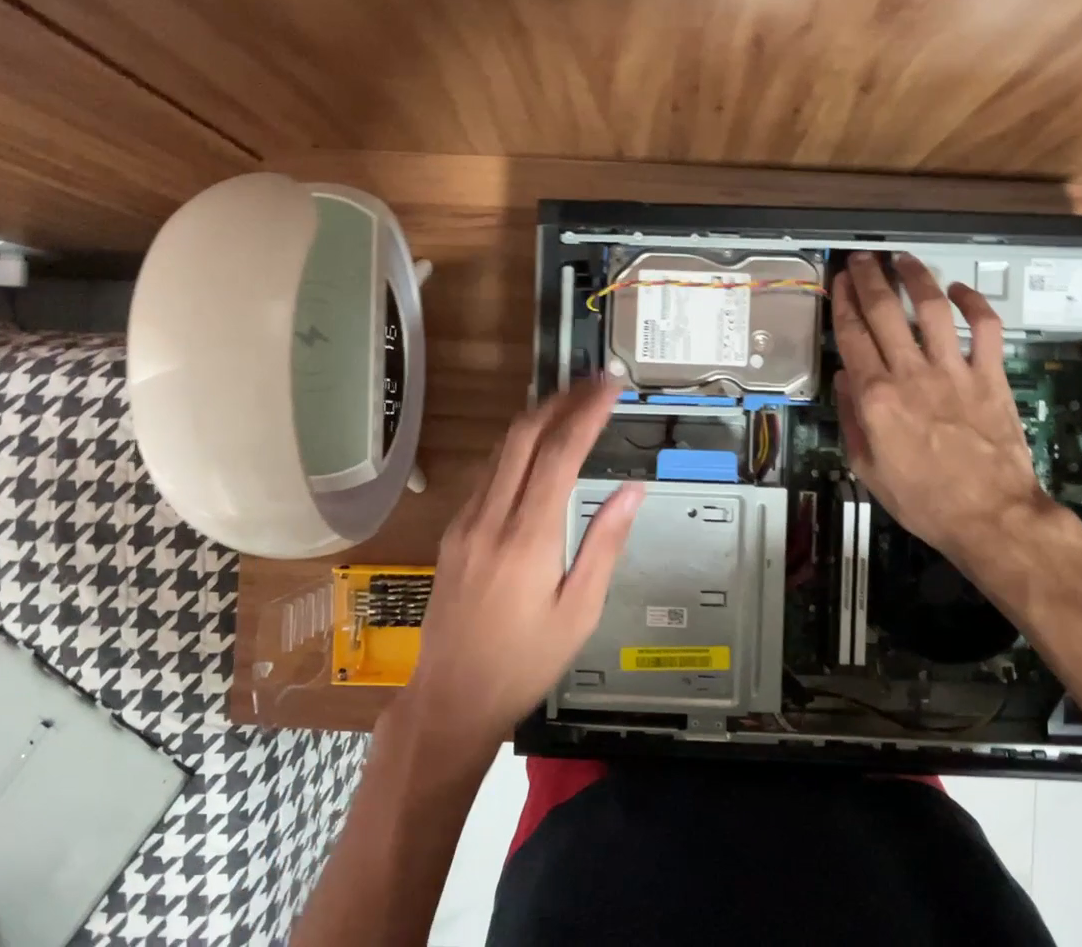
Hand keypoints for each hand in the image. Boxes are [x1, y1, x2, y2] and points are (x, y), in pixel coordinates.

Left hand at [399, 379, 642, 746]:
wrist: (451, 697)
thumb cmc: (524, 664)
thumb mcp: (579, 612)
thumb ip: (604, 545)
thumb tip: (630, 491)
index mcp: (528, 540)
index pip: (559, 455)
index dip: (586, 413)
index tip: (609, 387)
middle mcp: (490, 519)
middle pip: (522, 436)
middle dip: (559, 401)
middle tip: (592, 384)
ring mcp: (464, 523)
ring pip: (500, 451)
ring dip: (536, 420)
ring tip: (571, 405)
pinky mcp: (453, 533)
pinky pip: (486, 475)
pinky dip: (516, 450)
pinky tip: (536, 452)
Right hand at [831, 251, 1052, 574]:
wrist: (990, 515)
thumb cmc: (923, 500)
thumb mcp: (868, 469)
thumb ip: (853, 419)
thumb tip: (846, 378)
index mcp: (876, 398)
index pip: (852, 336)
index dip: (844, 302)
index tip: (839, 280)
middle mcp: (911, 374)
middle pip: (885, 312)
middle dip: (871, 278)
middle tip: (863, 258)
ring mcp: (954, 371)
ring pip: (932, 308)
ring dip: (916, 278)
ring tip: (904, 259)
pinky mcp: (991, 376)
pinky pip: (984, 328)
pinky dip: (974, 304)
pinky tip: (960, 291)